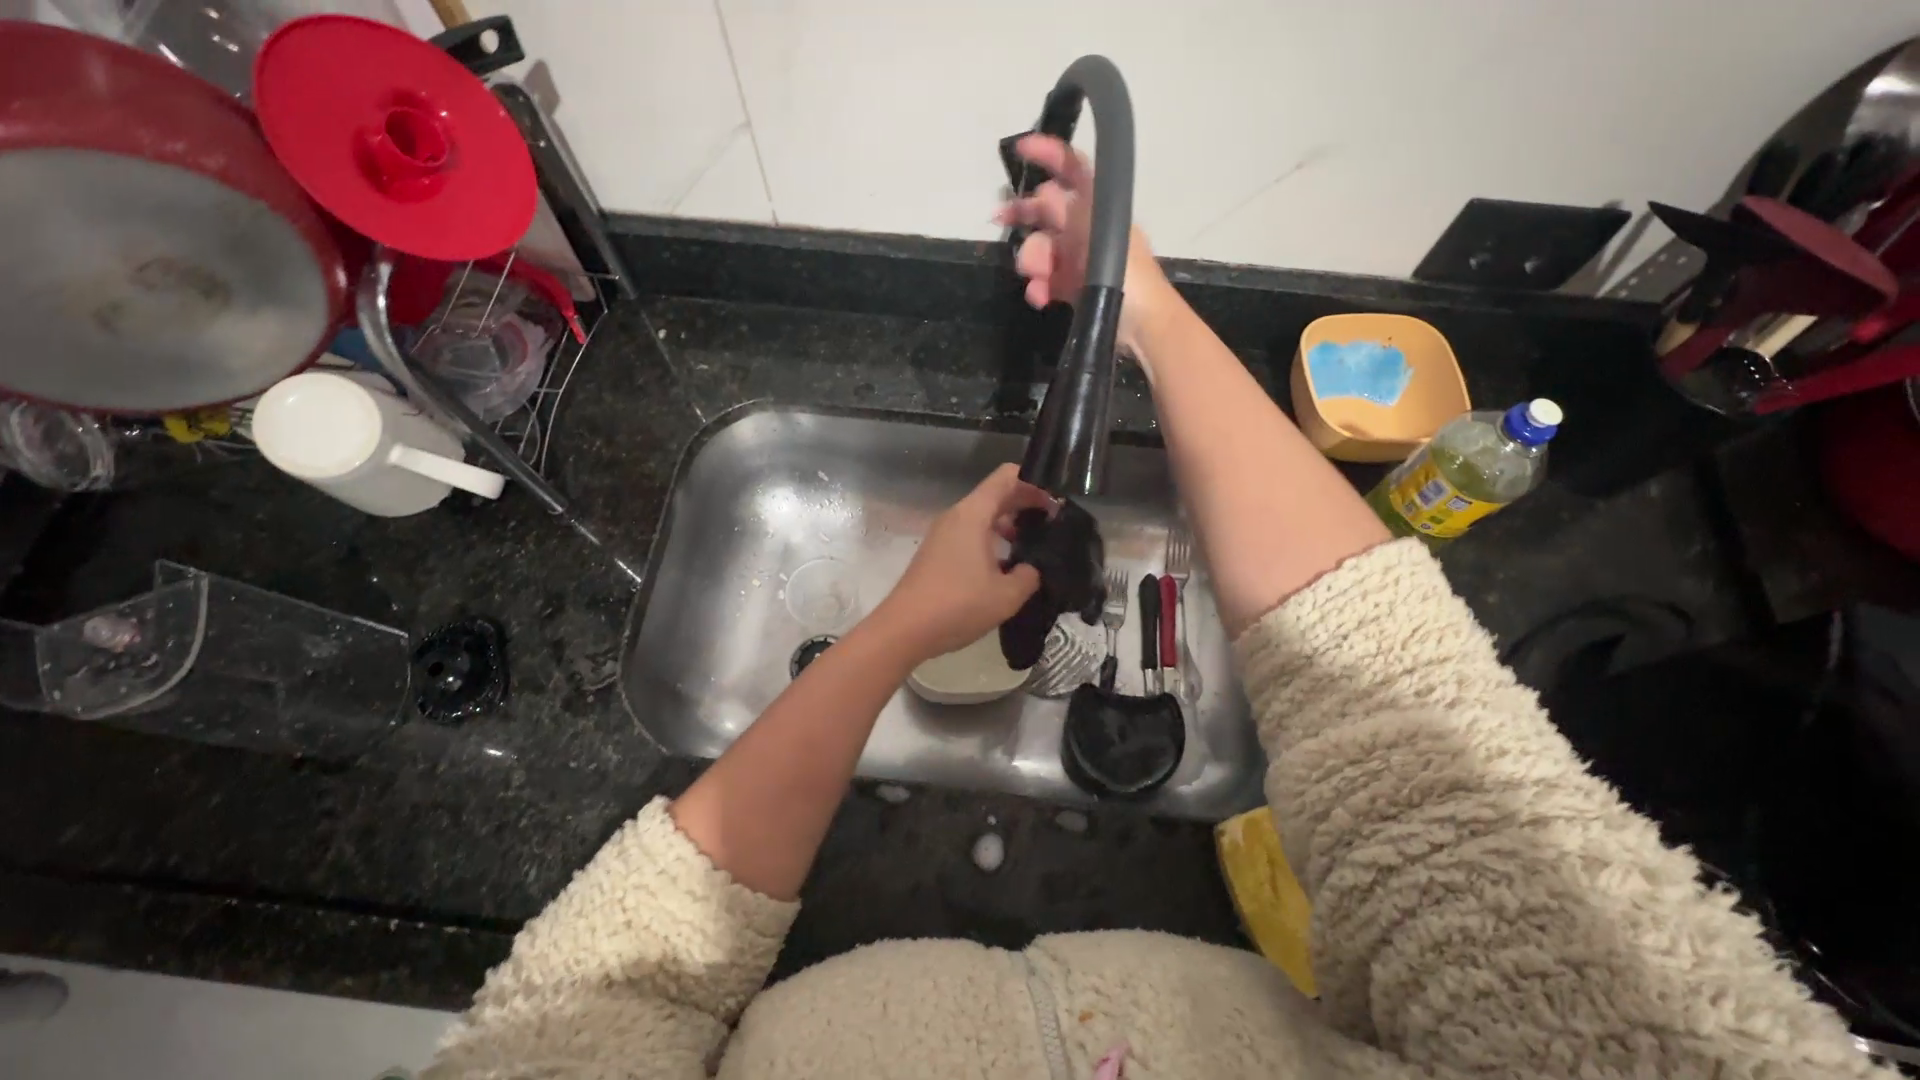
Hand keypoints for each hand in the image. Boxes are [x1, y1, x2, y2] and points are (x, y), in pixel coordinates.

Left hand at [870, 464, 1050, 661]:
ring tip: (1034, 543)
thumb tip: (1032, 568)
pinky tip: (1006, 564)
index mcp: (973, 514)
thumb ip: (1028, 575)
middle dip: (1026, 503)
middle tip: (1054, 522)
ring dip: (1009, 523)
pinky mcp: (937, 553)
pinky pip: (970, 533)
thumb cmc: (957, 605)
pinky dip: (992, 538)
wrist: (904, 630)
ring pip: (982, 515)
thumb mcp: (1006, 595)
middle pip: (995, 494)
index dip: (1035, 482)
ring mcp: (943, 534)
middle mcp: (956, 516)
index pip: (1007, 477)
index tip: (1057, 502)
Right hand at [994, 134, 1179, 356]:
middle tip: (998, 218)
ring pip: (1041, 249)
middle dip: (1024, 215)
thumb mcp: (1096, 233)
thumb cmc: (1129, 274)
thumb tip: (1043, 194)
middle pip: (1046, 210)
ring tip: (1038, 277)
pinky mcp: (1072, 289)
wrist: (1142, 325)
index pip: (1073, 169)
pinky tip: (1041, 297)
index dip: (1049, 153)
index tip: (1020, 149)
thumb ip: (1067, 212)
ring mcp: (1077, 259)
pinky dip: (1039, 288)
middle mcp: (1086, 228)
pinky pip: (1045, 281)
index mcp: (1098, 207)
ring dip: (1033, 261)